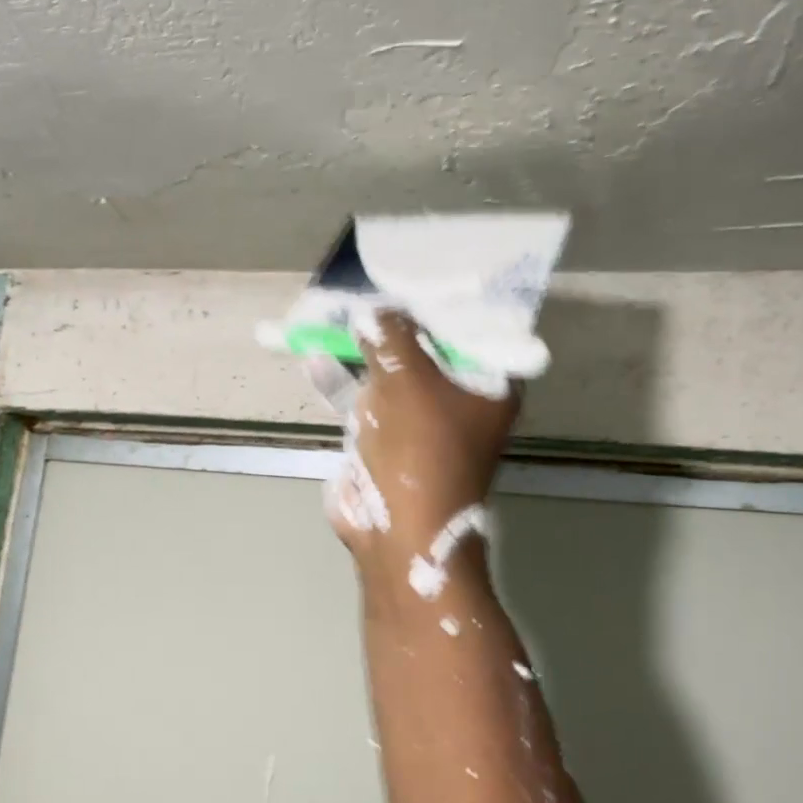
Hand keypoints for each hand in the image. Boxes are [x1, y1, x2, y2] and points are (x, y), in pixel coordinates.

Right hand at [325, 311, 519, 566]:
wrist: (395, 528)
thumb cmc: (417, 446)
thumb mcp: (406, 375)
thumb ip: (390, 333)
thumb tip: (375, 309)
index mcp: (488, 386)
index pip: (471, 327)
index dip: (440, 301)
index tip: (410, 274)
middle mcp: (461, 401)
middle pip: (426, 347)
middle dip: (393, 322)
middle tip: (367, 288)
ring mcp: (422, 422)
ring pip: (391, 372)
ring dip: (363, 349)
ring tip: (335, 314)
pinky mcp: (388, 440)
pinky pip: (367, 399)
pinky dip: (343, 381)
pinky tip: (313, 356)